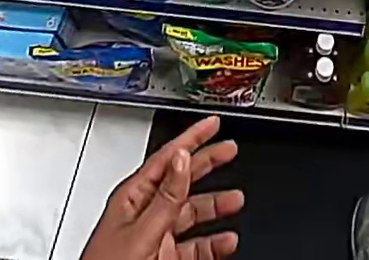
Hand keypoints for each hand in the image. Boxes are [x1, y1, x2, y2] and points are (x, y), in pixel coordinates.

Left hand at [79, 116, 242, 259]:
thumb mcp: (139, 235)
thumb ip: (164, 197)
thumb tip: (182, 158)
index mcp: (133, 200)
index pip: (168, 158)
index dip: (193, 137)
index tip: (212, 123)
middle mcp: (144, 216)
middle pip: (182, 180)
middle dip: (208, 164)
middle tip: (230, 149)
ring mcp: (153, 240)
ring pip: (191, 215)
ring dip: (215, 206)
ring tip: (235, 200)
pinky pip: (193, 248)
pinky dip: (211, 244)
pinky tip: (224, 241)